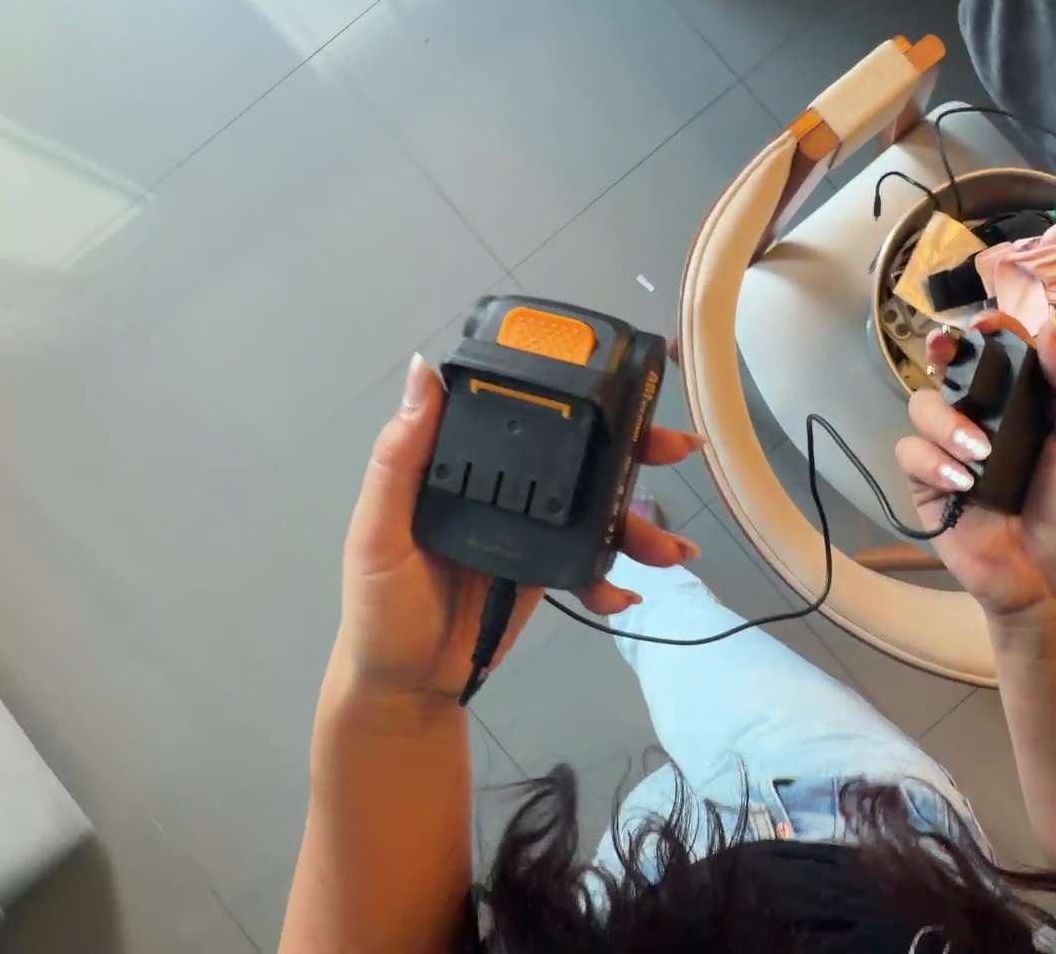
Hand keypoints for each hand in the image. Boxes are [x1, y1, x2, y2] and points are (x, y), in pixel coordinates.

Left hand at [327, 354, 700, 721]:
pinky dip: (613, 578)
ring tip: (672, 550)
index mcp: (462, 464)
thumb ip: (398, 459)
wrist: (412, 686)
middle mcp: (503, 485)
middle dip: (633, 449)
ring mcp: (532, 527)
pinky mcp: (549, 567)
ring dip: (639, 524)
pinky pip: (591, 562)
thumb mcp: (378, 532)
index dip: (566, 392)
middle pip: (576, 455)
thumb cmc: (383, 607)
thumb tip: (420, 369)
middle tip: (676, 447)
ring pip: (596, 508)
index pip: (519, 412)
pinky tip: (624, 596)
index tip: (617, 381)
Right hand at [894, 313, 1055, 618]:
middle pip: (950, 369)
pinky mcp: (926, 481)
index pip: (1001, 352)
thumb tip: (1046, 331)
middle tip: (947, 351)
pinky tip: (962, 482)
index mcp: (1027, 402)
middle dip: (944, 354)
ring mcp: (951, 448)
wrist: (1054, 579)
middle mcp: (984, 417)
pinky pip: (910, 451)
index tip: (987, 323)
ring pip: (922, 406)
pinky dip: (932, 460)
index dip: (991, 330)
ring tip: (978, 452)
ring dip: (946, 422)